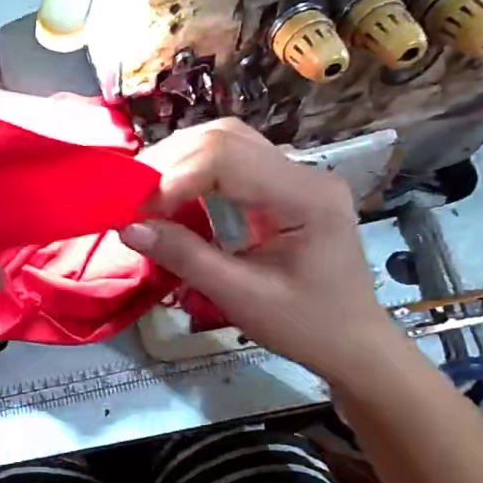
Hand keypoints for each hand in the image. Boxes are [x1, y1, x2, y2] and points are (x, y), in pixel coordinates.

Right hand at [123, 119, 404, 381]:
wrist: (353, 344)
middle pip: (226, 139)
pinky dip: (196, 177)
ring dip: (181, 163)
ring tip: (146, 194)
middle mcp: (305, 173)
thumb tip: (129, 228)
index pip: (228, 158)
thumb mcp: (242, 297)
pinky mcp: (286, 188)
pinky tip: (174, 199)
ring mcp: (298, 177)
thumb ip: (186, 257)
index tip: (138, 213)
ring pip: (228, 144)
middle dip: (172, 162)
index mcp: (306, 196)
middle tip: (131, 195)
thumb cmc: (306, 326)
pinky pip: (234, 166)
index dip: (174, 178)